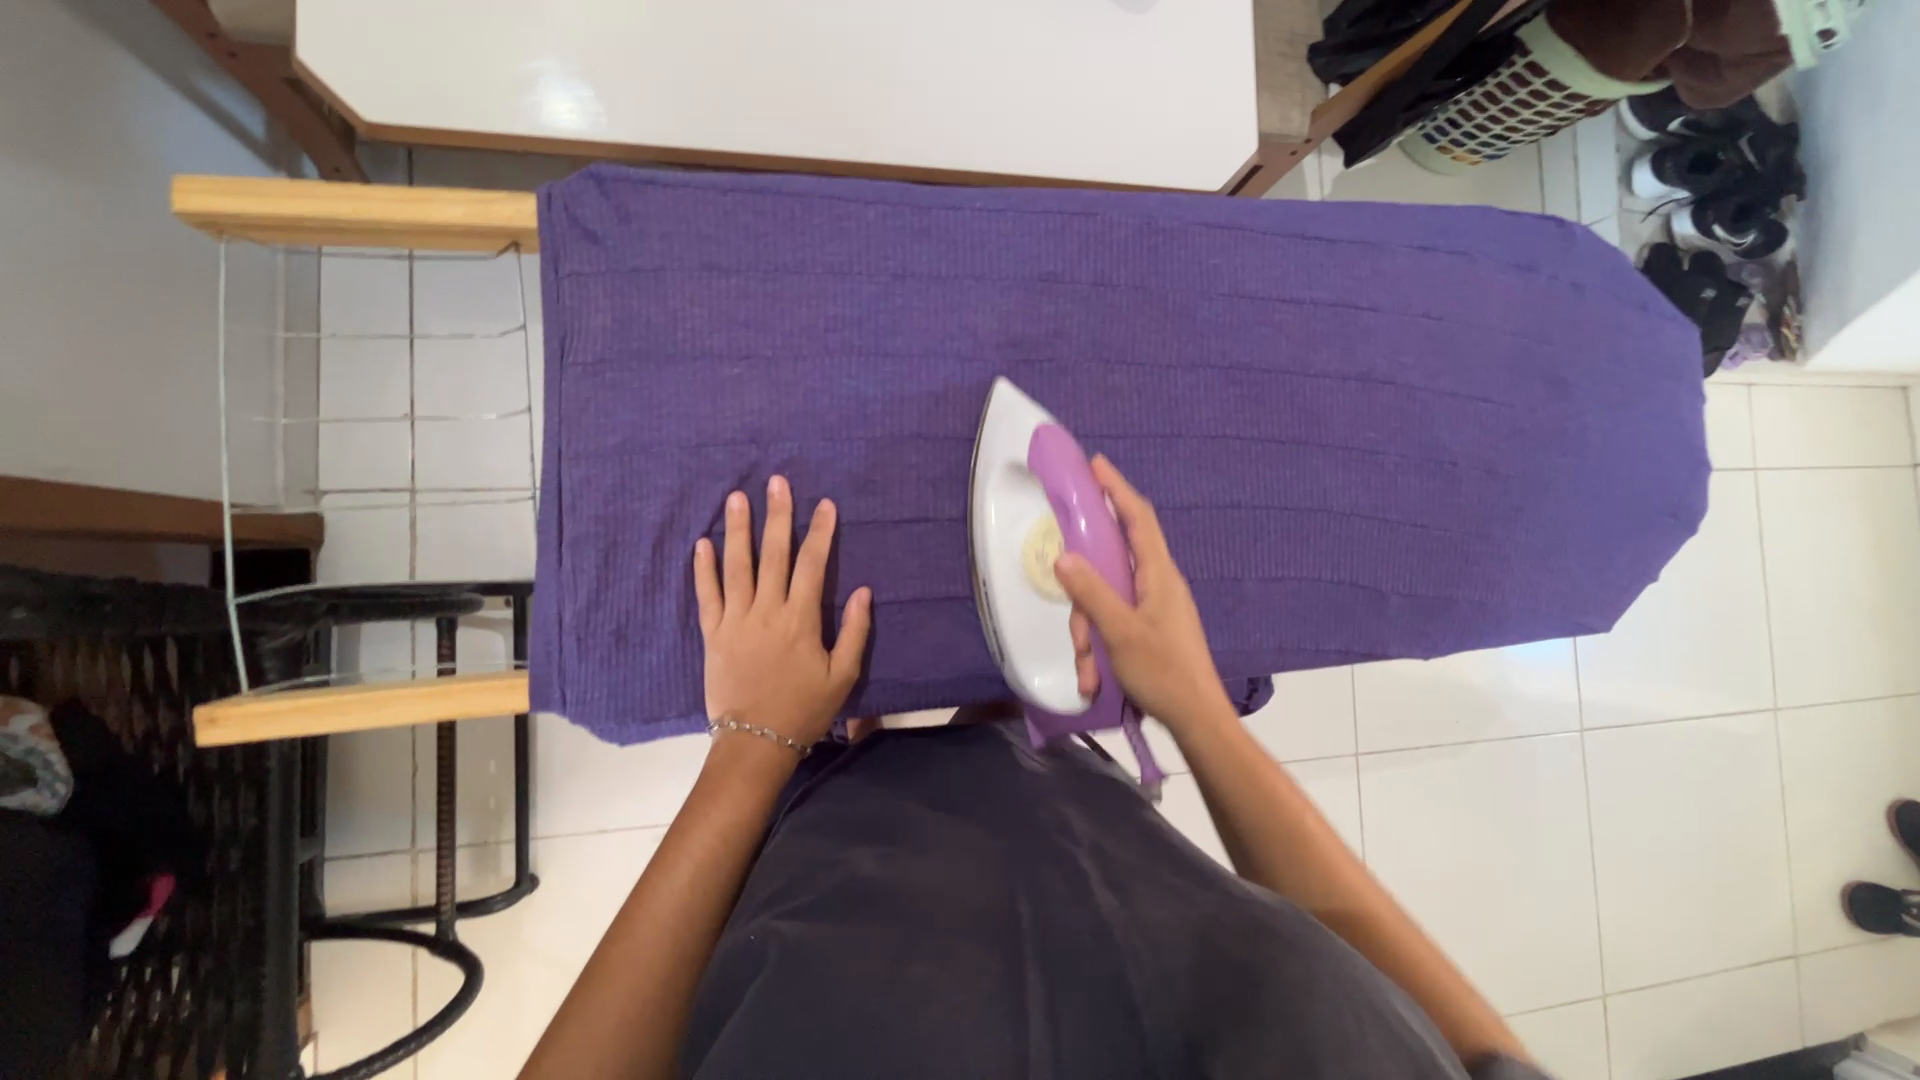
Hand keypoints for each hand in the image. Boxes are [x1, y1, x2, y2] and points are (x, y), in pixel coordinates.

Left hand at [693, 476, 871, 749]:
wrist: (756, 741)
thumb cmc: (805, 709)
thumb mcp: (842, 676)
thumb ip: (855, 632)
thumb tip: (864, 591)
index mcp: (801, 620)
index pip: (813, 565)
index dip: (820, 532)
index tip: (825, 504)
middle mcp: (767, 611)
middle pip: (773, 555)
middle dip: (778, 516)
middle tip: (778, 482)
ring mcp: (736, 621)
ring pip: (737, 566)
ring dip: (738, 530)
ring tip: (737, 498)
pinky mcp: (713, 634)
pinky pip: (707, 595)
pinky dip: (703, 569)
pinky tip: (703, 544)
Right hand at [1053, 455, 1228, 730]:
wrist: (1198, 720)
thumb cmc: (1164, 672)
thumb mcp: (1119, 632)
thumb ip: (1090, 592)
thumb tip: (1064, 556)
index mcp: (1158, 574)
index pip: (1137, 518)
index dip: (1116, 489)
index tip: (1096, 465)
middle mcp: (1157, 584)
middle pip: (1110, 568)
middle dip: (1085, 601)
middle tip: (1079, 635)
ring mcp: (1154, 609)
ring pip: (1106, 604)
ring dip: (1090, 637)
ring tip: (1090, 674)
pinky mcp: (1150, 631)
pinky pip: (1113, 627)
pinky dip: (1100, 650)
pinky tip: (1096, 681)